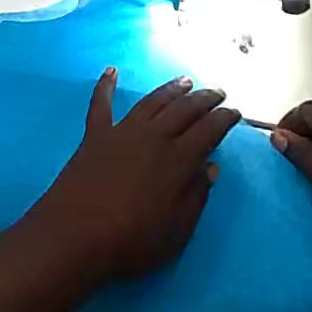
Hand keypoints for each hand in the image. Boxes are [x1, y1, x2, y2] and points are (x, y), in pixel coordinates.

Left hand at [19, 69, 237, 281]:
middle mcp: (152, 137)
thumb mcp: (177, 230)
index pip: (208, 131)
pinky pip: (101, 103)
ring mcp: (121, 131)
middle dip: (203, 99)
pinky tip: (111, 71)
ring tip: (185, 81)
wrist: (76, 233)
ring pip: (151, 102)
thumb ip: (196, 196)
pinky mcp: (94, 134)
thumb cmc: (132, 241)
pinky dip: (106, 85)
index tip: (234, 112)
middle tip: (217, 91)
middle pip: (183, 109)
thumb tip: (211, 168)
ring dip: (170, 89)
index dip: (223, 119)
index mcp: (177, 160)